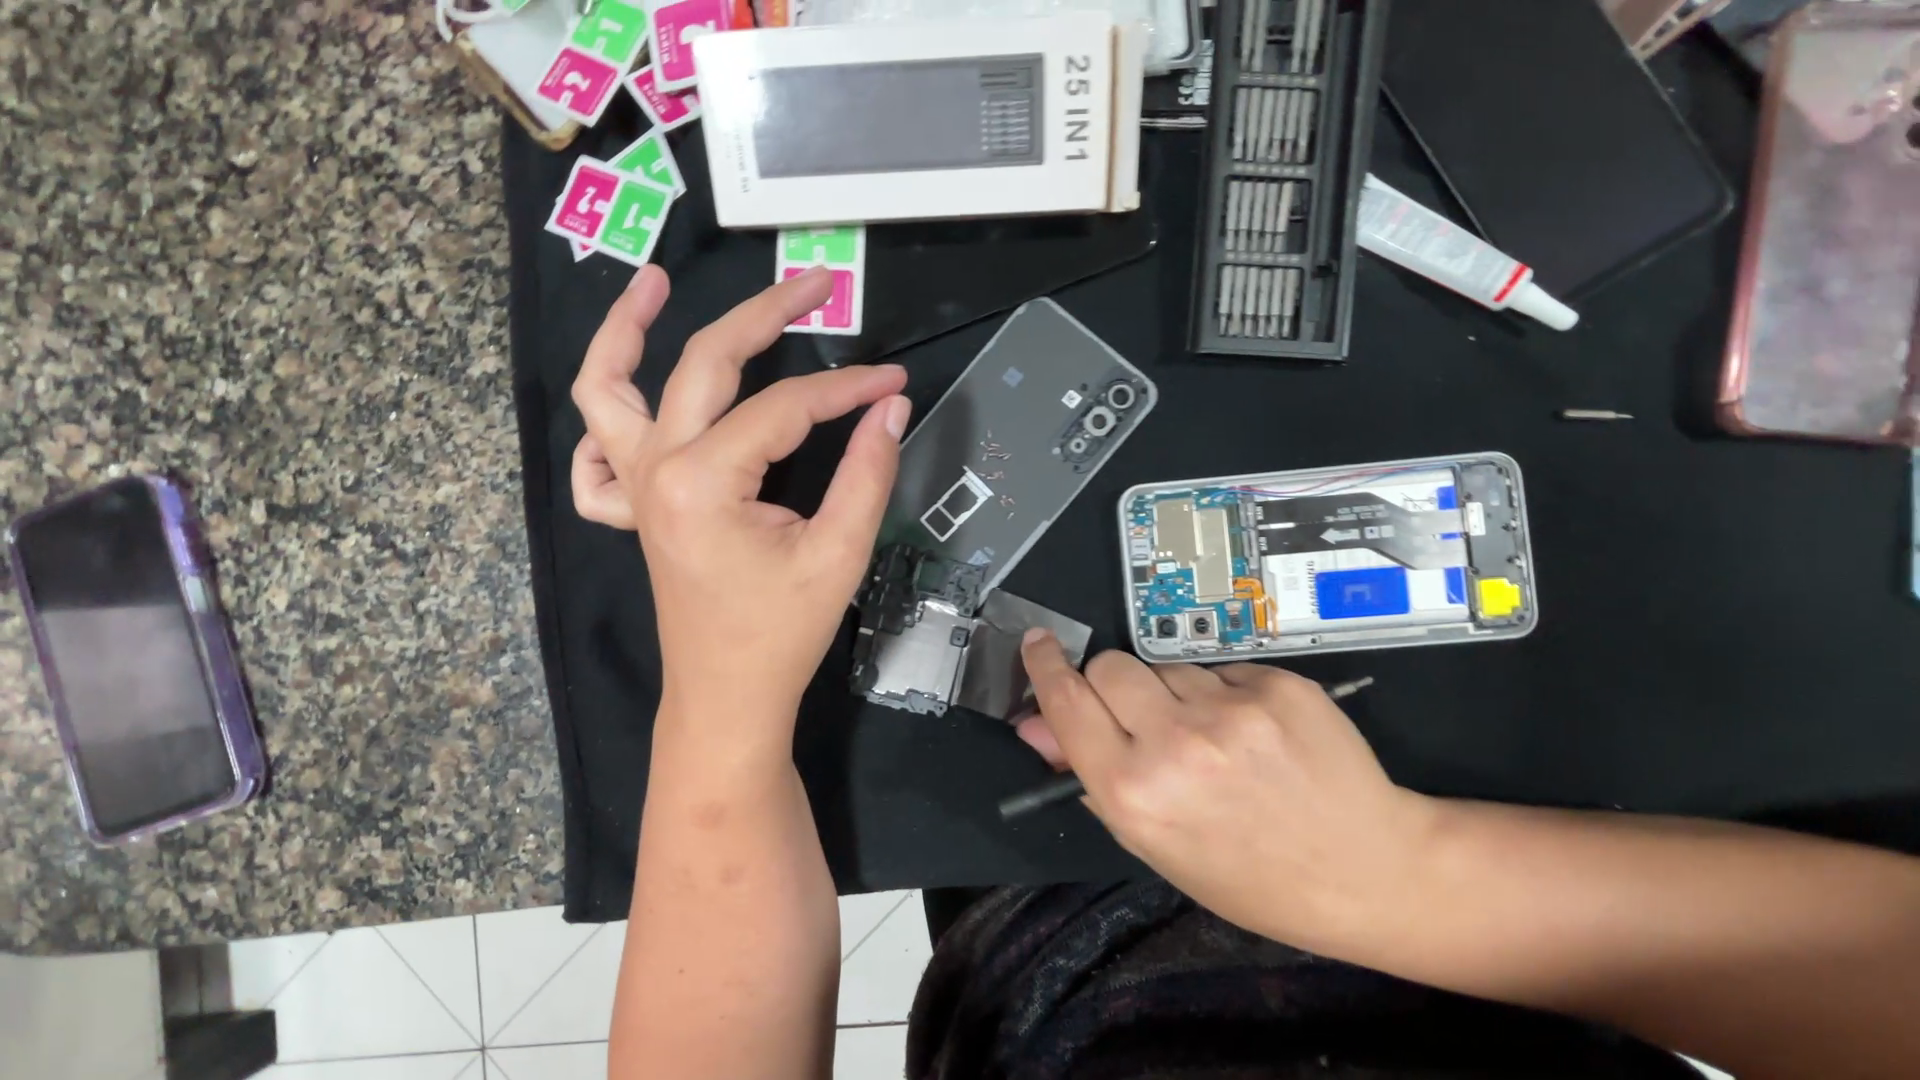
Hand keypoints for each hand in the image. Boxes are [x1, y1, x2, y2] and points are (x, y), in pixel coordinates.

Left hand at [570, 266, 910, 733]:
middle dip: (763, 314)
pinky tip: (631, 400)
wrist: (728, 694)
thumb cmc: (781, 632)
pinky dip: (604, 419)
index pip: (785, 406)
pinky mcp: (634, 508)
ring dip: (625, 330)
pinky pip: (596, 455)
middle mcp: (656, 468)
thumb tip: (891, 407)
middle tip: (812, 282)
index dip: (847, 388)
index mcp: (704, 480)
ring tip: (652, 281)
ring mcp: (635, 486)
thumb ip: (867, 472)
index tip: (893, 381)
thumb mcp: (839, 553)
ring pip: (608, 388)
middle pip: (703, 363)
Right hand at [1016, 633, 1435, 947]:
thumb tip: (1035, 725)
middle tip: (1141, 716)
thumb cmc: (1248, 875)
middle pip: (1109, 666)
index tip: (1038, 644)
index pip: (1066, 702)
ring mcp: (1231, 709)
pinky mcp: (1278, 684)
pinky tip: (1250, 733)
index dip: (1045, 666)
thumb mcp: (1154, 843)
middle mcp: (1176, 743)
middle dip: (1112, 684)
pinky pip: (1221, 668)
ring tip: (1211, 738)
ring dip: (1172, 692)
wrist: (1364, 871)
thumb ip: (1088, 776)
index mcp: (1135, 793)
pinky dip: (1224, 693)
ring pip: (1165, 666)